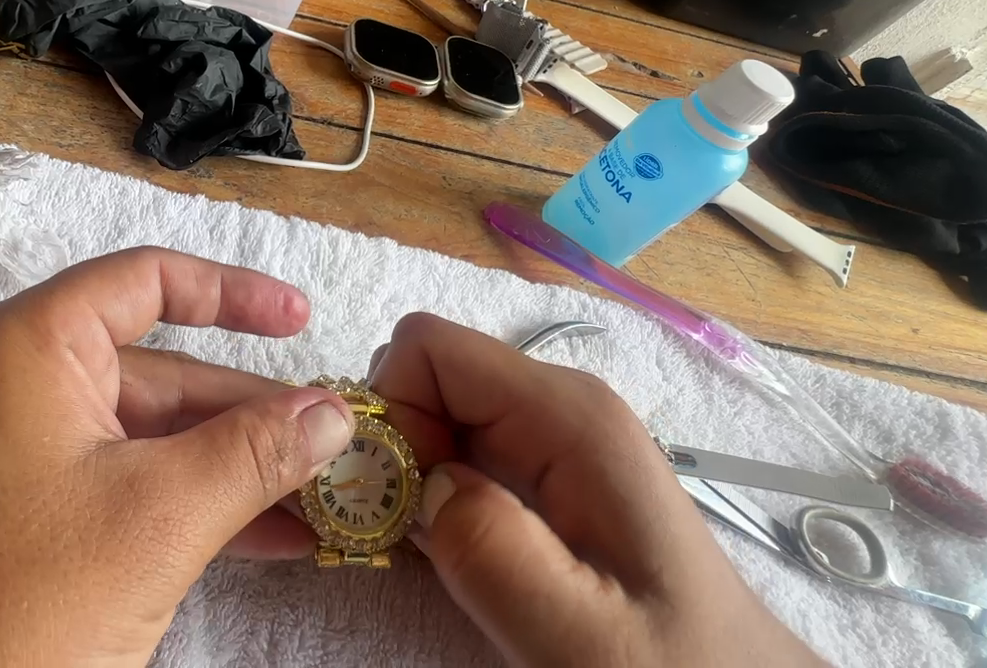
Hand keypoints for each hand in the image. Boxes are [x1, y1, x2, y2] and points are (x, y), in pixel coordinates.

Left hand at [0, 248, 353, 666]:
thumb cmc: (18, 600)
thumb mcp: (155, 518)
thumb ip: (253, 454)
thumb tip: (334, 412)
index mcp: (33, 341)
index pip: (147, 281)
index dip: (233, 292)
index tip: (303, 321)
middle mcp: (23, 374)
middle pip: (160, 365)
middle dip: (249, 409)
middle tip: (331, 438)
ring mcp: (23, 440)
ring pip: (149, 429)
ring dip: (231, 463)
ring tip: (318, 496)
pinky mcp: (28, 499)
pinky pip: (124, 475)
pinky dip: (189, 498)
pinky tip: (268, 535)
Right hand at [370, 313, 826, 667]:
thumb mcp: (592, 644)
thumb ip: (500, 558)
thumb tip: (425, 483)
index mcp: (567, 414)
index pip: (428, 347)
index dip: (396, 412)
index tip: (403, 498)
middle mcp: (553, 404)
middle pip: (424, 376)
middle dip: (394, 444)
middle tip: (410, 532)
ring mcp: (547, 433)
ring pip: (431, 412)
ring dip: (406, 474)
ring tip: (433, 551)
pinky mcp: (538, 466)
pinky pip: (451, 447)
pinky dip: (427, 491)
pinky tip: (453, 551)